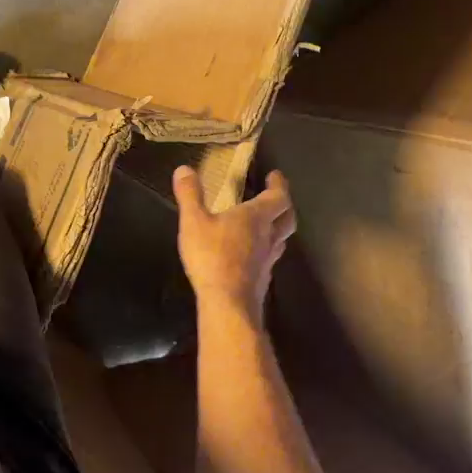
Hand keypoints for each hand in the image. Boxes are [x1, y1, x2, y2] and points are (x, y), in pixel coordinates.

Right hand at [175, 167, 295, 322]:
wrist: (228, 304)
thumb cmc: (212, 257)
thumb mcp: (193, 221)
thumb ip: (190, 195)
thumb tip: (184, 168)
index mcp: (256, 218)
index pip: (278, 197)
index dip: (279, 185)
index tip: (275, 175)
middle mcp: (268, 236)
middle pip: (287, 218)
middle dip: (284, 205)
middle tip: (277, 197)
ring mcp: (268, 260)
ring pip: (281, 239)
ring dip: (277, 227)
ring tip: (265, 223)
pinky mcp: (262, 278)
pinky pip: (270, 257)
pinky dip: (266, 248)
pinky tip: (252, 253)